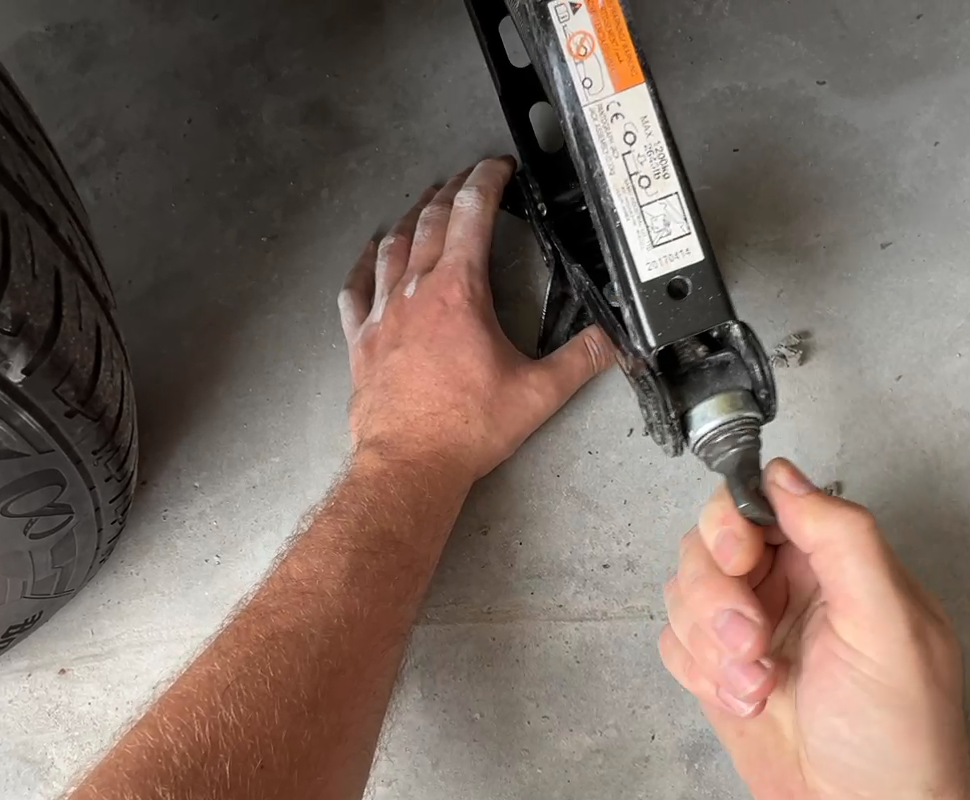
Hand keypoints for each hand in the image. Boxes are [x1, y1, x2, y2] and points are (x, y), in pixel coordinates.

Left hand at [338, 157, 615, 489]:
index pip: (472, 214)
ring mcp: (382, 314)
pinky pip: (355, 290)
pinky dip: (363, 265)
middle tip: (465, 179)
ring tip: (424, 204)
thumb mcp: (537, 394)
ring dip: (412, 218)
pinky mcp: (361, 340)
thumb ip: (580, 361)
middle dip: (452, 191)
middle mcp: (416, 291)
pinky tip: (368, 256)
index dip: (487, 180)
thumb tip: (615, 343)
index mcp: (459, 292)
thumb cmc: (467, 428)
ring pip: (392, 247)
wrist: (409, 463)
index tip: (498, 167)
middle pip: (431, 221)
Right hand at [659, 460, 969, 799]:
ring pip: (681, 592)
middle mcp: (782, 584)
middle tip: (750, 643)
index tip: (740, 562)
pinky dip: (697, 671)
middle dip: (715, 596)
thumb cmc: (895, 729)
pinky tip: (743, 703)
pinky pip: (672, 642)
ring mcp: (744, 626)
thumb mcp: (887, 622)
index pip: (757, 502)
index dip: (733, 523)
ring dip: (708, 643)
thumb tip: (782, 473)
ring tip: (755, 687)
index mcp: (830, 560)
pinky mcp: (714, 668)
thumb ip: (841, 537)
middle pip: (706, 544)